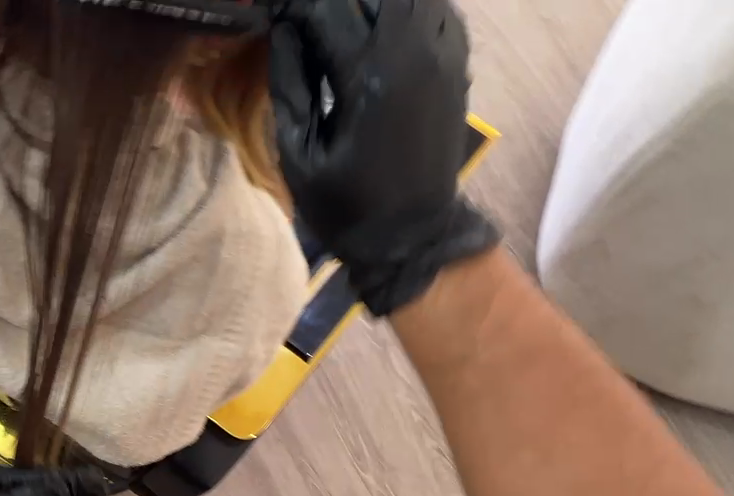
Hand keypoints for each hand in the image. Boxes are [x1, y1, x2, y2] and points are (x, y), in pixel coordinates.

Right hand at [269, 0, 499, 314]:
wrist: (409, 235)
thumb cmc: (345, 207)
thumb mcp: (300, 156)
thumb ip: (291, 88)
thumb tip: (283, 33)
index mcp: (368, 76)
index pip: (328, 10)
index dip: (294, 6)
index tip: (274, 12)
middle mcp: (414, 50)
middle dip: (337, 1)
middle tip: (310, 14)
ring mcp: (444, 53)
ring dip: (373, 5)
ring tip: (343, 22)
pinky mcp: (458, 63)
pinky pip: (438, 9)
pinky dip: (406, 10)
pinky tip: (380, 28)